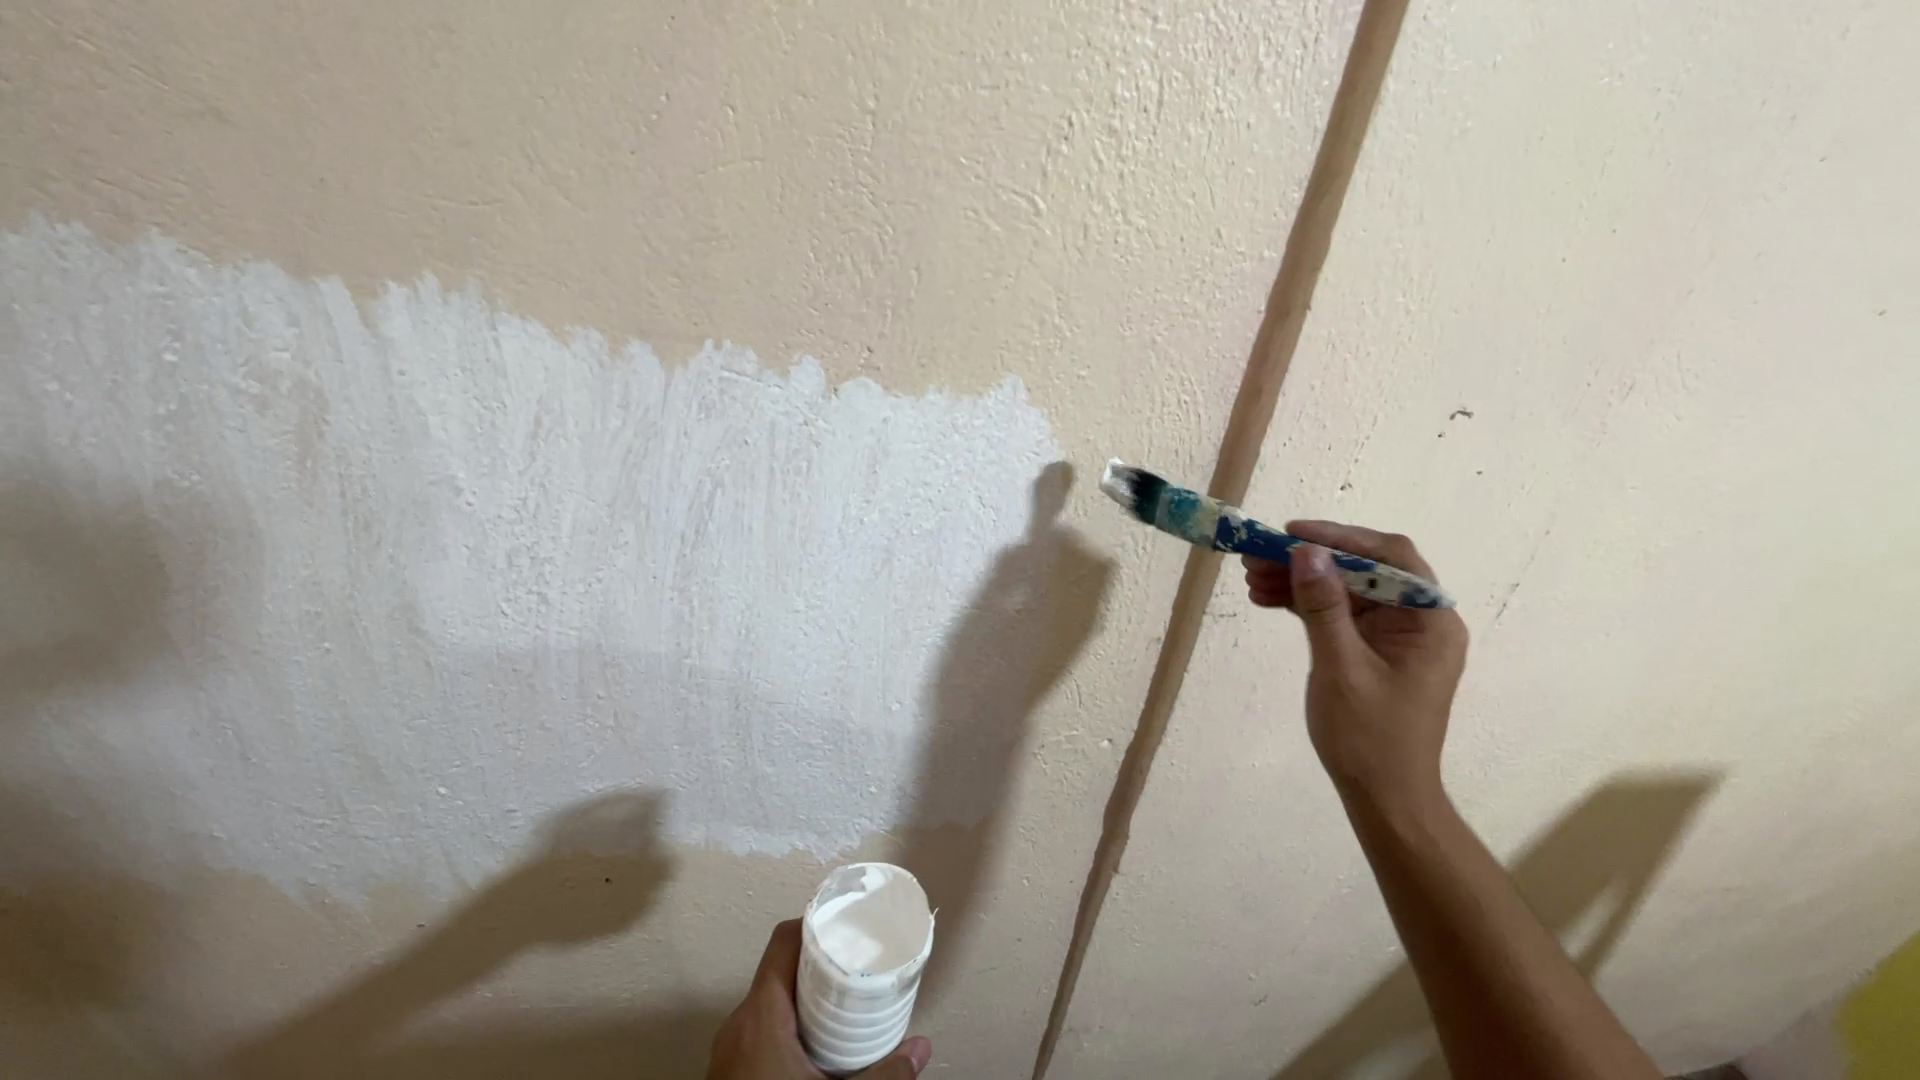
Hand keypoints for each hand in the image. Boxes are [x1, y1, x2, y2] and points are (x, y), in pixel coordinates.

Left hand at [708, 920, 932, 1079]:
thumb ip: (883, 1075)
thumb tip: (922, 1048)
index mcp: (760, 1015)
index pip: (782, 941)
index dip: (814, 924)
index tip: (847, 925)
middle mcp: (738, 1024)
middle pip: (779, 970)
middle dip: (819, 965)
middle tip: (856, 966)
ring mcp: (728, 1050)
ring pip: (768, 1002)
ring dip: (803, 997)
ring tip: (842, 1003)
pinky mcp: (729, 1071)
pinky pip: (759, 1029)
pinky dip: (787, 1024)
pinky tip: (814, 1043)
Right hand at [1242, 521, 1467, 804]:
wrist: (1384, 797)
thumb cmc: (1370, 738)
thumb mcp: (1341, 668)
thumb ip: (1324, 607)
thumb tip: (1305, 552)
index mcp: (1429, 620)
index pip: (1389, 557)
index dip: (1340, 538)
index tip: (1292, 533)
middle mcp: (1417, 620)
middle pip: (1362, 571)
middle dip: (1310, 561)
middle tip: (1257, 556)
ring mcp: (1393, 637)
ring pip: (1344, 590)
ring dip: (1300, 581)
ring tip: (1252, 578)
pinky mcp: (1371, 651)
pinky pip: (1338, 615)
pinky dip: (1305, 606)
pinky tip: (1268, 600)